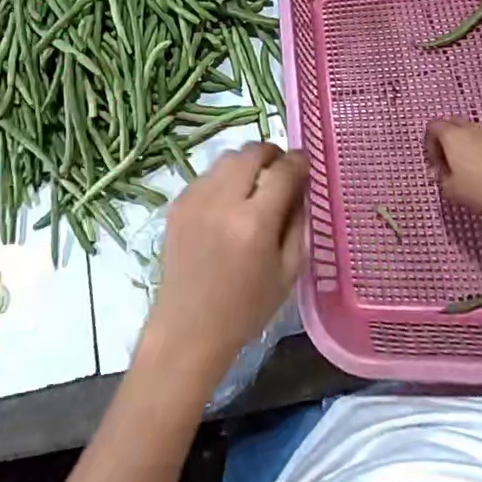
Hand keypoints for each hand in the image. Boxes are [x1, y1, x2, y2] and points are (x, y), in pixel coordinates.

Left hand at [142, 142, 308, 378]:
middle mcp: (222, 202)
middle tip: (280, 173)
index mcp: (255, 223)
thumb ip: (298, 221)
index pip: (283, 170)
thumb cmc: (246, 308)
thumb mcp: (288, 271)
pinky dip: (223, 180)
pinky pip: (207, 175)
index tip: (304, 164)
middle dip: (271, 155)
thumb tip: (301, 185)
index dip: (298, 161)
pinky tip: (227, 205)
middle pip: (252, 152)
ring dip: (246, 165)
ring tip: (253, 188)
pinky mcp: (177, 204)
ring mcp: (195, 199)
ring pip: (227, 158)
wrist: (187, 329)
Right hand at [425, 119, 481, 244]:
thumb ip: (440, 177)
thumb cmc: (480, 191)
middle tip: (449, 162)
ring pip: (472, 131)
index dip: (429, 144)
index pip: (433, 127)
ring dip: (466, 144)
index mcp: (453, 135)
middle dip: (447, 139)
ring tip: (470, 168)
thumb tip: (440, 171)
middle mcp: (471, 127)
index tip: (436, 164)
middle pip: (452, 123)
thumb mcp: (451, 190)